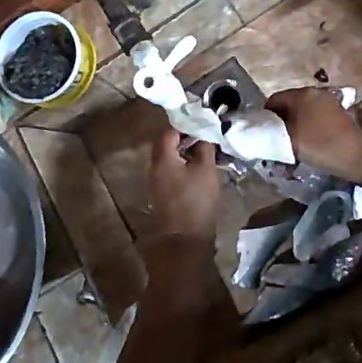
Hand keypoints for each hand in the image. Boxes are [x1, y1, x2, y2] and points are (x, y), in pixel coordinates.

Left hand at [147, 129, 220, 249]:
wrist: (186, 238)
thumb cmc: (196, 200)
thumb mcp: (206, 168)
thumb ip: (204, 147)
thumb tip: (204, 133)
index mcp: (162, 159)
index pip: (169, 132)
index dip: (185, 125)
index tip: (203, 124)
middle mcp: (154, 168)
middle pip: (166, 145)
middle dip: (185, 138)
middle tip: (205, 137)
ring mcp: (157, 182)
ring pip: (169, 159)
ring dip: (185, 152)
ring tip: (206, 152)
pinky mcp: (164, 194)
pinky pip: (172, 171)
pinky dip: (184, 165)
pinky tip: (200, 169)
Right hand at [265, 88, 361, 182]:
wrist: (356, 155)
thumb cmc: (319, 146)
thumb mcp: (289, 140)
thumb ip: (273, 132)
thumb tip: (266, 128)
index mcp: (300, 94)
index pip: (273, 100)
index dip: (266, 117)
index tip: (266, 134)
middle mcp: (314, 91)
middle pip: (289, 103)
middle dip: (281, 119)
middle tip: (279, 139)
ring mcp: (328, 99)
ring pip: (302, 108)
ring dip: (296, 122)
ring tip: (295, 141)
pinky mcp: (337, 110)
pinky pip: (315, 113)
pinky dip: (309, 123)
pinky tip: (311, 139)